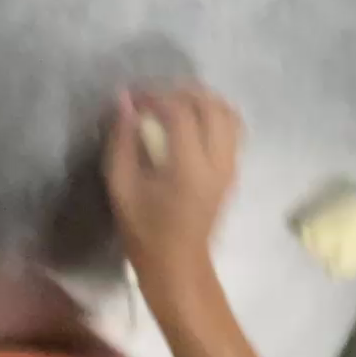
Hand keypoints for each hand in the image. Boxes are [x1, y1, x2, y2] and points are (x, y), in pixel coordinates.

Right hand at [103, 86, 240, 280]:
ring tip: (173, 104)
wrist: (178, 264)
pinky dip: (213, 114)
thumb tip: (124, 101)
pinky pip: (233, 128)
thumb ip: (122, 140)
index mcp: (188, 170)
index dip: (155, 97)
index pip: (180, 113)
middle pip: (211, 106)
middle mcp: (218, 163)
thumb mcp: (121, 185)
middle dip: (180, 92)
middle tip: (154, 97)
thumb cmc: (143, 230)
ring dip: (201, 100)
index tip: (133, 99)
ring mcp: (231, 166)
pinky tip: (190, 121)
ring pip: (228, 113)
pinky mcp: (234, 169)